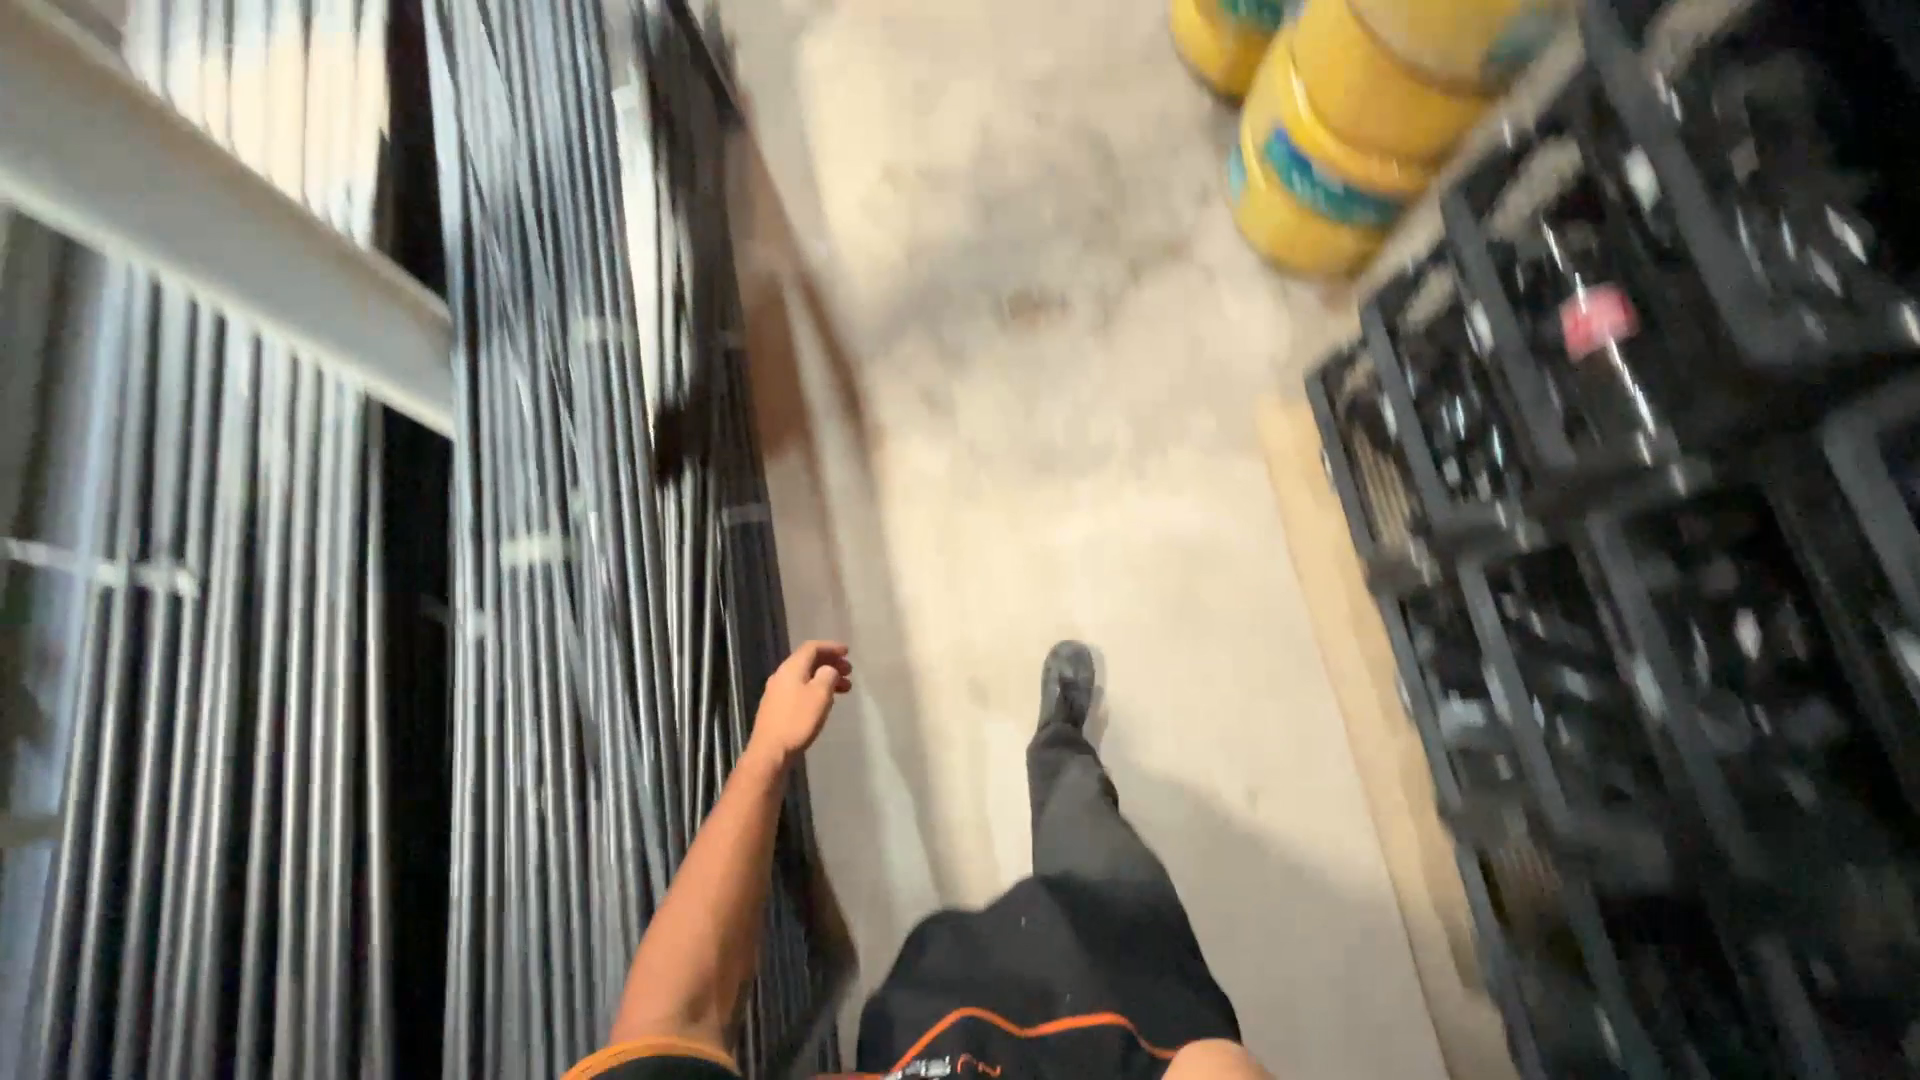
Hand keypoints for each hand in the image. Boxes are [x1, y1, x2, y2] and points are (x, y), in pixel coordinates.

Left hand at [749, 640, 852, 769]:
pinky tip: (824, 701)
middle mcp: (782, 674)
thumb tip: (828, 669)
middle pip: (808, 661)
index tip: (847, 652)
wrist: (770, 750)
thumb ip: (828, 675)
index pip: (812, 647)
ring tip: (844, 689)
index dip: (831, 647)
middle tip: (849, 671)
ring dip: (825, 678)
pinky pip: (799, 688)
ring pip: (805, 676)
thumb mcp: (820, 694)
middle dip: (830, 663)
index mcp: (792, 667)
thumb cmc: (798, 720)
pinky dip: (815, 688)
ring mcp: (777, 691)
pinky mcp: (776, 706)